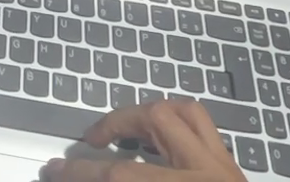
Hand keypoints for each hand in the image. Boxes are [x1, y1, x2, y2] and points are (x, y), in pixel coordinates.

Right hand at [43, 101, 247, 180]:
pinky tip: (158, 135)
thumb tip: (101, 177)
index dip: (81, 172)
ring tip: (124, 128)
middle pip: (155, 124)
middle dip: (113, 126)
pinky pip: (204, 128)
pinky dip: (176, 121)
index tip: (55, 171)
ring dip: (148, 114)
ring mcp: (225, 170)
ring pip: (186, 114)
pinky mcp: (235, 171)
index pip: (121, 176)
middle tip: (89, 142)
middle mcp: (206, 176)